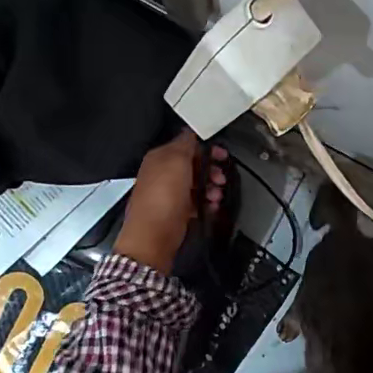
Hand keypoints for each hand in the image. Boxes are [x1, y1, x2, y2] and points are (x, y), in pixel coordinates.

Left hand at [113, 131, 225, 273]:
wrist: (152, 239)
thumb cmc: (160, 201)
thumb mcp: (176, 162)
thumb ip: (185, 144)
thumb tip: (191, 134)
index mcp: (159, 158)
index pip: (185, 144)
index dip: (205, 147)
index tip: (221, 154)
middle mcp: (161, 174)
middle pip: (192, 165)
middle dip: (210, 170)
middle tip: (220, 177)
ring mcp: (167, 195)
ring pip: (195, 185)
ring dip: (210, 188)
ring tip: (216, 195)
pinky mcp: (174, 212)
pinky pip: (194, 203)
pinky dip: (205, 204)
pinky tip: (211, 207)